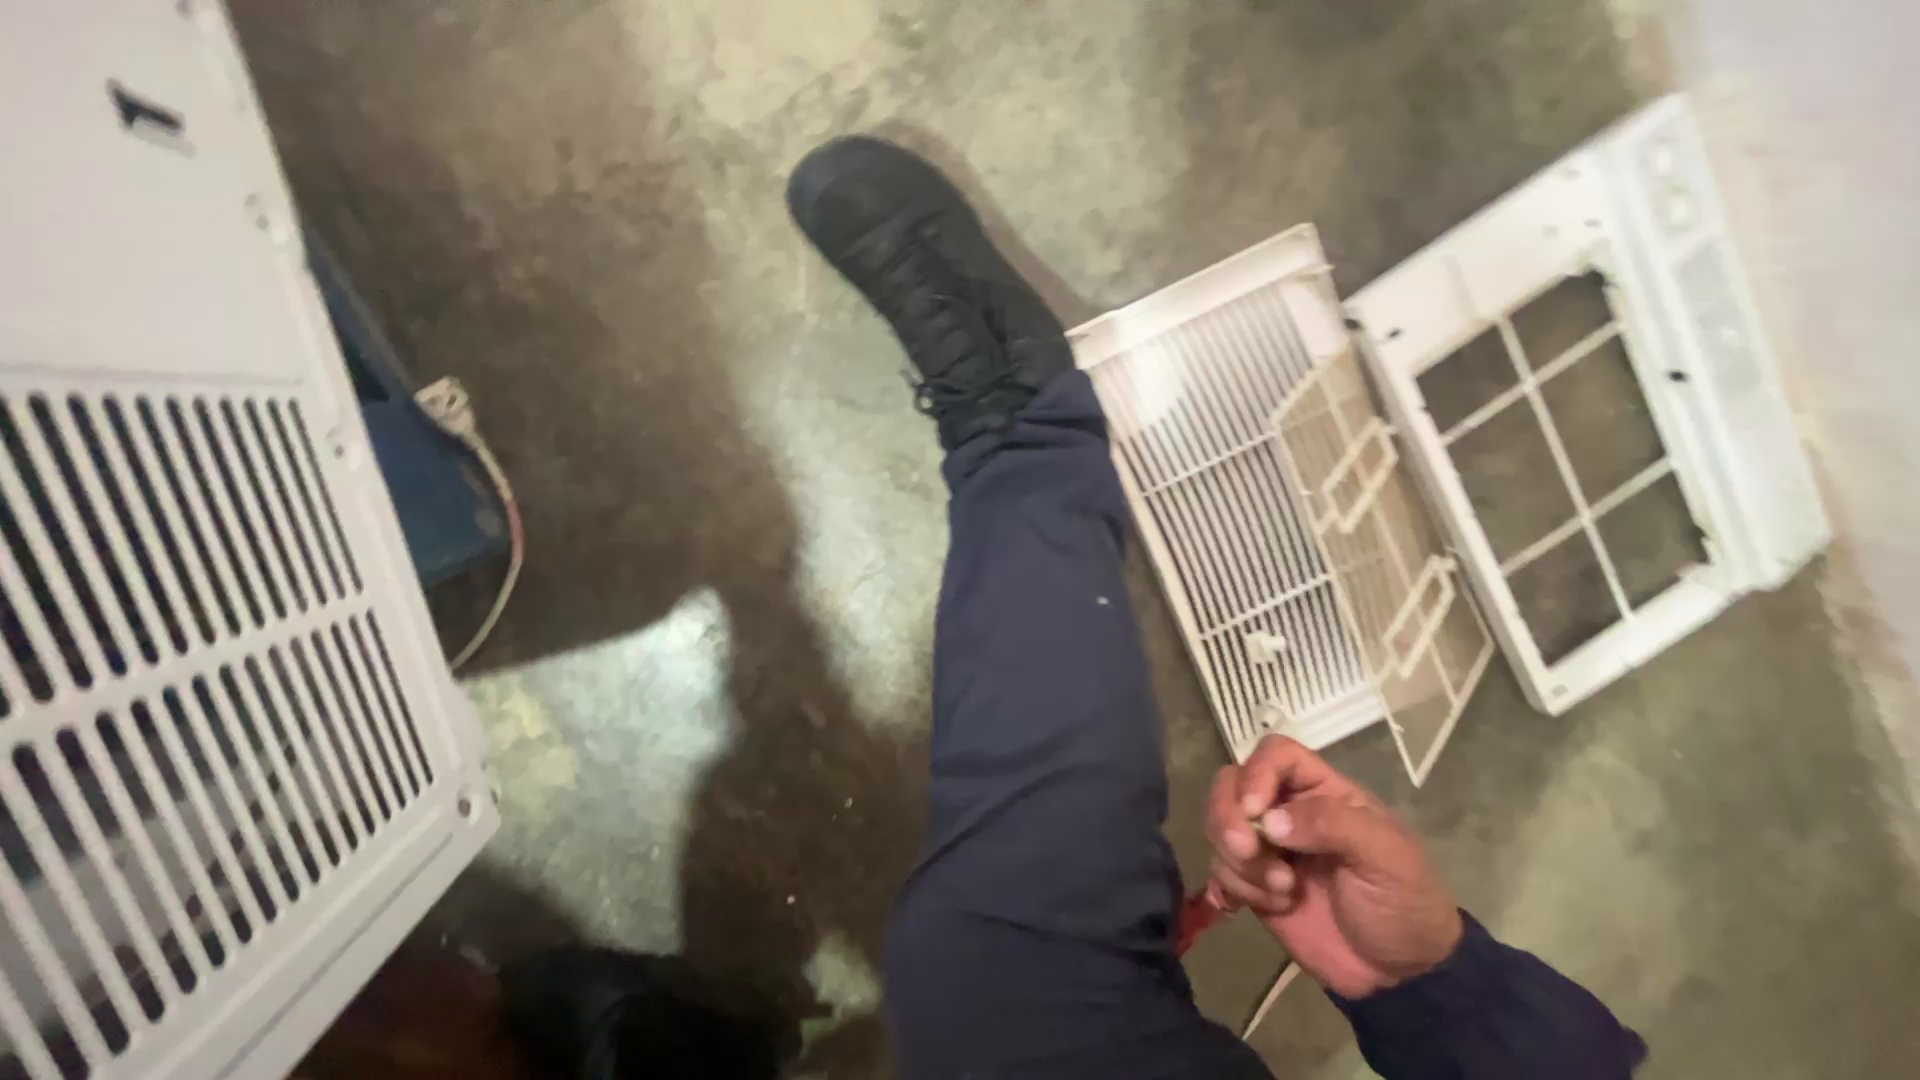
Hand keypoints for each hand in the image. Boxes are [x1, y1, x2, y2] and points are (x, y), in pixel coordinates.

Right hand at [1206, 736, 1462, 998]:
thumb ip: (1333, 824)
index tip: (1255, 810)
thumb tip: (1270, 820)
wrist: (1400, 975)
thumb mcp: (1387, 856)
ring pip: (1220, 826)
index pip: (1276, 754)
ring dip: (1238, 860)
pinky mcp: (1252, 883)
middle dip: (1228, 816)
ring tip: (1281, 891)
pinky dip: (1235, 886)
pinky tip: (1273, 906)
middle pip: (1231, 784)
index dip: (1257, 772)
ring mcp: (1267, 847)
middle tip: (1247, 852)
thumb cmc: (1404, 903)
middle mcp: (1288, 810)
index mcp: (1324, 792)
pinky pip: (1219, 868)